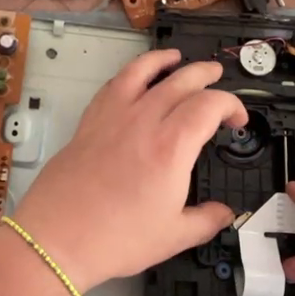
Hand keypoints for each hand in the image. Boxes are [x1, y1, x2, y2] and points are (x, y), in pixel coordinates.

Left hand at [11, 49, 245, 289]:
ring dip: (164, 60)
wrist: (57, 238)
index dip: (231, 105)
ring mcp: (113, 117)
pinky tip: (134, 76)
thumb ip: (206, 220)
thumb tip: (224, 214)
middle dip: (205, 74)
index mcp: (172, 147)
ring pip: (143, 71)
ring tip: (176, 57)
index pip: (210, 105)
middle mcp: (144, 121)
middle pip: (181, 80)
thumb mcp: (173, 237)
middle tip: (216, 76)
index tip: (237, 119)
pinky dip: (130, 72)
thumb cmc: (115, 238)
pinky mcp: (90, 121)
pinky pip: (113, 84)